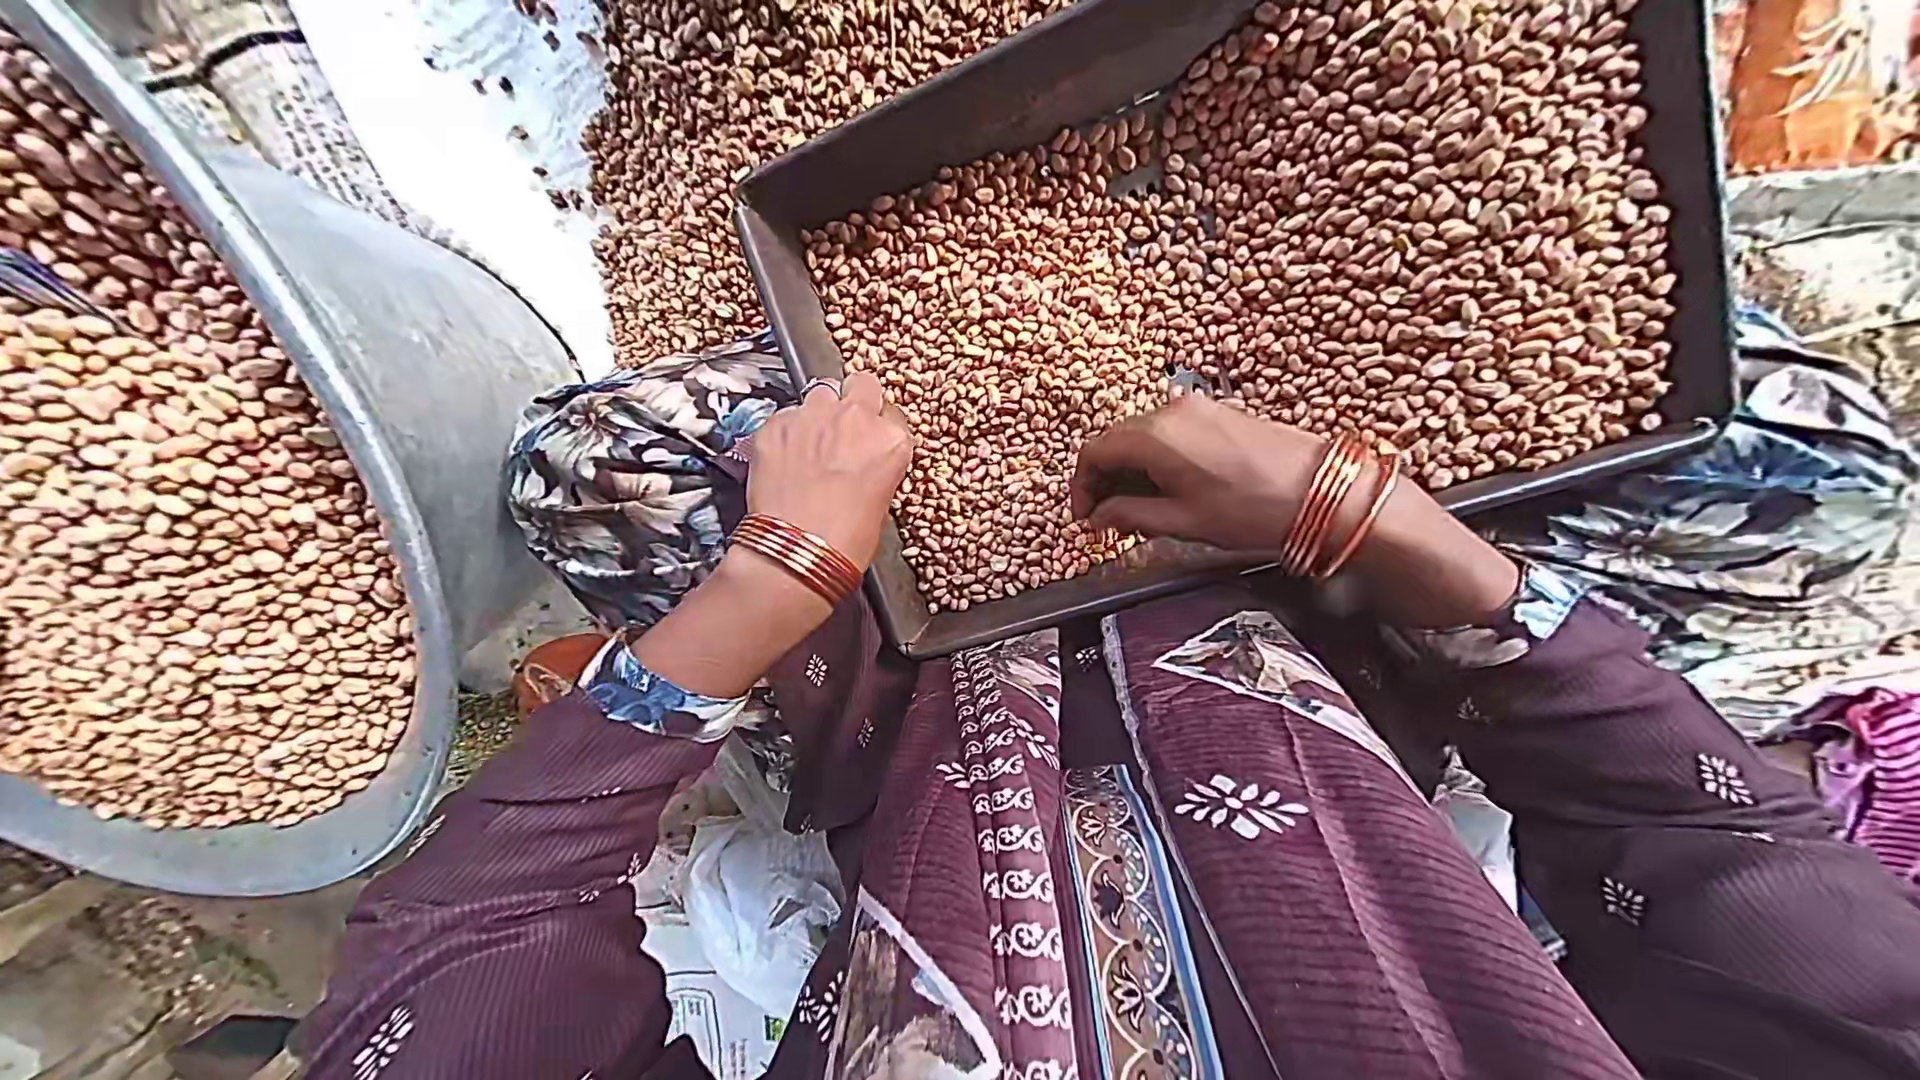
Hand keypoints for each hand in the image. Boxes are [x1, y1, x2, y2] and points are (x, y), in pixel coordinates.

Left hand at [746, 371, 913, 568]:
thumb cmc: (845, 542)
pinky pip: (785, 415)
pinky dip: (786, 431)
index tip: (870, 441)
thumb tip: (861, 464)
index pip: (892, 414)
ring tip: (811, 442)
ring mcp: (814, 416)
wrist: (798, 552)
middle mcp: (856, 418)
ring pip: (821, 392)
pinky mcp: (776, 424)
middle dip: (855, 398)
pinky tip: (785, 458)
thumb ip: (876, 468)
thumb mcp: (881, 505)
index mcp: (891, 440)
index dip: (879, 427)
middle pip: (862, 384)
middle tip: (845, 426)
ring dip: (820, 411)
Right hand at [1068, 395, 1326, 550]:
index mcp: (1154, 437)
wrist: (1326, 491)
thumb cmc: (1251, 510)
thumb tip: (1099, 518)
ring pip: (1140, 435)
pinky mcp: (1217, 411)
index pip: (1094, 452)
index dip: (1081, 486)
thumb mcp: (1183, 521)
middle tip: (1105, 515)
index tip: (1085, 516)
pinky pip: (1168, 430)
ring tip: (1135, 505)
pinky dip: (1153, 456)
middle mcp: (1170, 412)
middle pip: (1114, 440)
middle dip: (1102, 478)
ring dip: (1128, 467)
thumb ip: (1130, 515)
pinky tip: (1165, 484)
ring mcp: (1196, 407)